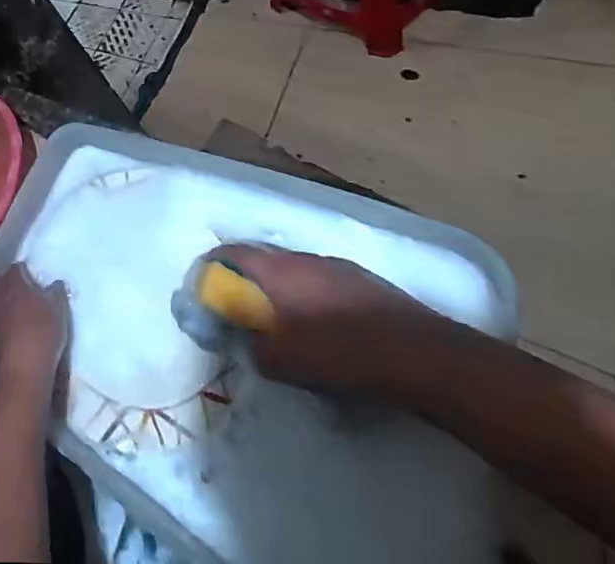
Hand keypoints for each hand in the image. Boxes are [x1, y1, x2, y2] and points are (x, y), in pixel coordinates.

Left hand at [0, 264, 67, 398]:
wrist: (21, 372)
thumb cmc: (42, 332)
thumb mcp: (59, 309)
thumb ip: (56, 292)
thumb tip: (55, 284)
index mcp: (12, 282)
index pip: (16, 267)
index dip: (26, 271)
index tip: (36, 279)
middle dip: (5, 282)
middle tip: (22, 290)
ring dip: (0, 303)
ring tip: (16, 311)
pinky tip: (11, 330)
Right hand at [208, 245, 440, 397]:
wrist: (412, 351)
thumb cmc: (337, 353)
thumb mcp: (282, 361)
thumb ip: (253, 345)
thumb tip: (246, 338)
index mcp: (276, 271)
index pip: (230, 253)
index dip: (210, 267)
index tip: (202, 288)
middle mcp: (300, 257)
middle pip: (259, 257)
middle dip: (243, 279)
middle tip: (237, 307)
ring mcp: (332, 263)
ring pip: (290, 267)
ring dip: (276, 286)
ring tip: (276, 317)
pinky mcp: (357, 277)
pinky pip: (316, 277)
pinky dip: (304, 292)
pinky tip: (316, 320)